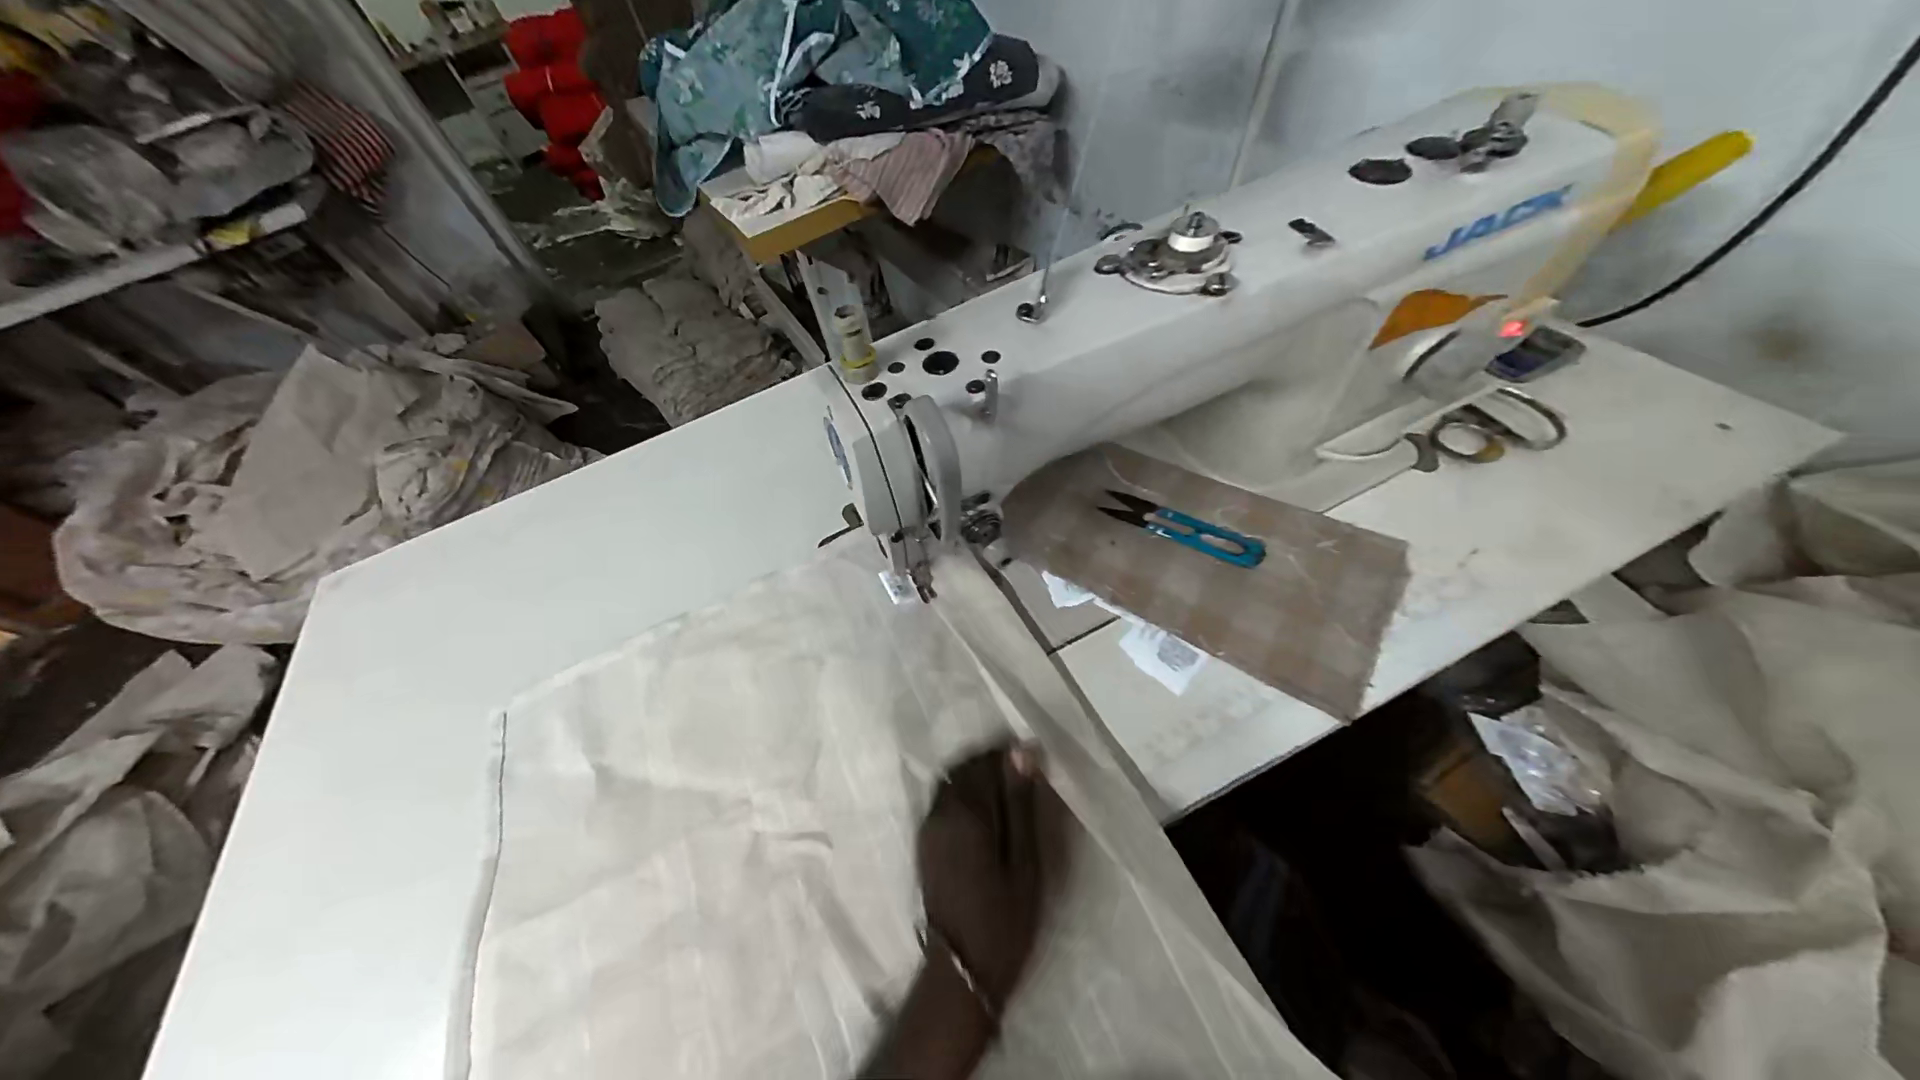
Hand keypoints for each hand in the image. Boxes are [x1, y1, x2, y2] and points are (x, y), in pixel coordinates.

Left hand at [916, 742, 1063, 1010]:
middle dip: (991, 764)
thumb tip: (1022, 751)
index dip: (1007, 754)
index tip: (1032, 759)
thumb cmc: (1005, 918)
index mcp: (965, 812)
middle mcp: (939, 812)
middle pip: (963, 769)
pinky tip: (987, 815)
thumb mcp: (1025, 860)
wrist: (963, 969)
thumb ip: (1021, 803)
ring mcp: (928, 828)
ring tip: (1009, 796)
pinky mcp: (925, 844)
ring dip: (977, 779)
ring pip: (952, 783)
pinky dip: (965, 796)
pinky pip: (944, 801)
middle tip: (1023, 777)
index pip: (982, 761)